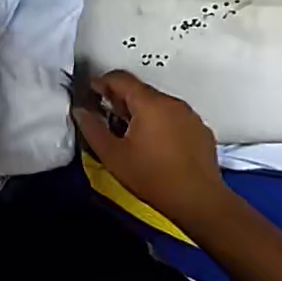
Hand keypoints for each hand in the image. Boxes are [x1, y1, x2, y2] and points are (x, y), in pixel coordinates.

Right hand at [74, 70, 233, 227]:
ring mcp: (190, 116)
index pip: (121, 78)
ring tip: (130, 133)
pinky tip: (155, 145)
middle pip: (140, 90)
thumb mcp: (112, 154)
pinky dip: (160, 122)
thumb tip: (80, 110)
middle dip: (120, 98)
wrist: (200, 202)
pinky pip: (174, 117)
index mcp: (149, 103)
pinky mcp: (201, 131)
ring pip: (158, 104)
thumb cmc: (152, 177)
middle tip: (107, 117)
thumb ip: (91, 127)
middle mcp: (172, 103)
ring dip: (141, 111)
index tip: (91, 93)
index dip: (102, 82)